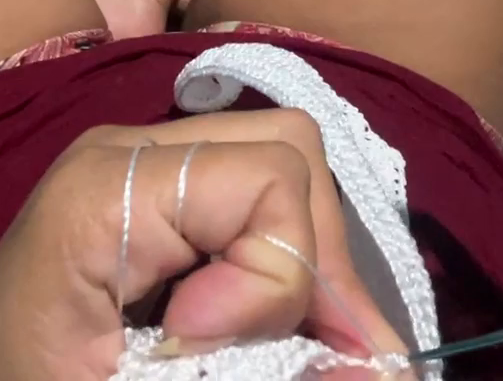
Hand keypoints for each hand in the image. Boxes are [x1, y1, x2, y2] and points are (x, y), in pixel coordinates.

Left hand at [0, 109, 406, 380]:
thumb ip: (271, 373)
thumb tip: (393, 370)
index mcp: (109, 186)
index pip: (272, 174)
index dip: (279, 276)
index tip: (212, 347)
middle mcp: (126, 147)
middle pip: (285, 146)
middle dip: (312, 255)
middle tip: (302, 351)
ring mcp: (133, 161)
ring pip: (274, 163)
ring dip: (296, 259)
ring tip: (271, 342)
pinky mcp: (142, 190)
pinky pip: (240, 190)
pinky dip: (267, 256)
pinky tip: (239, 319)